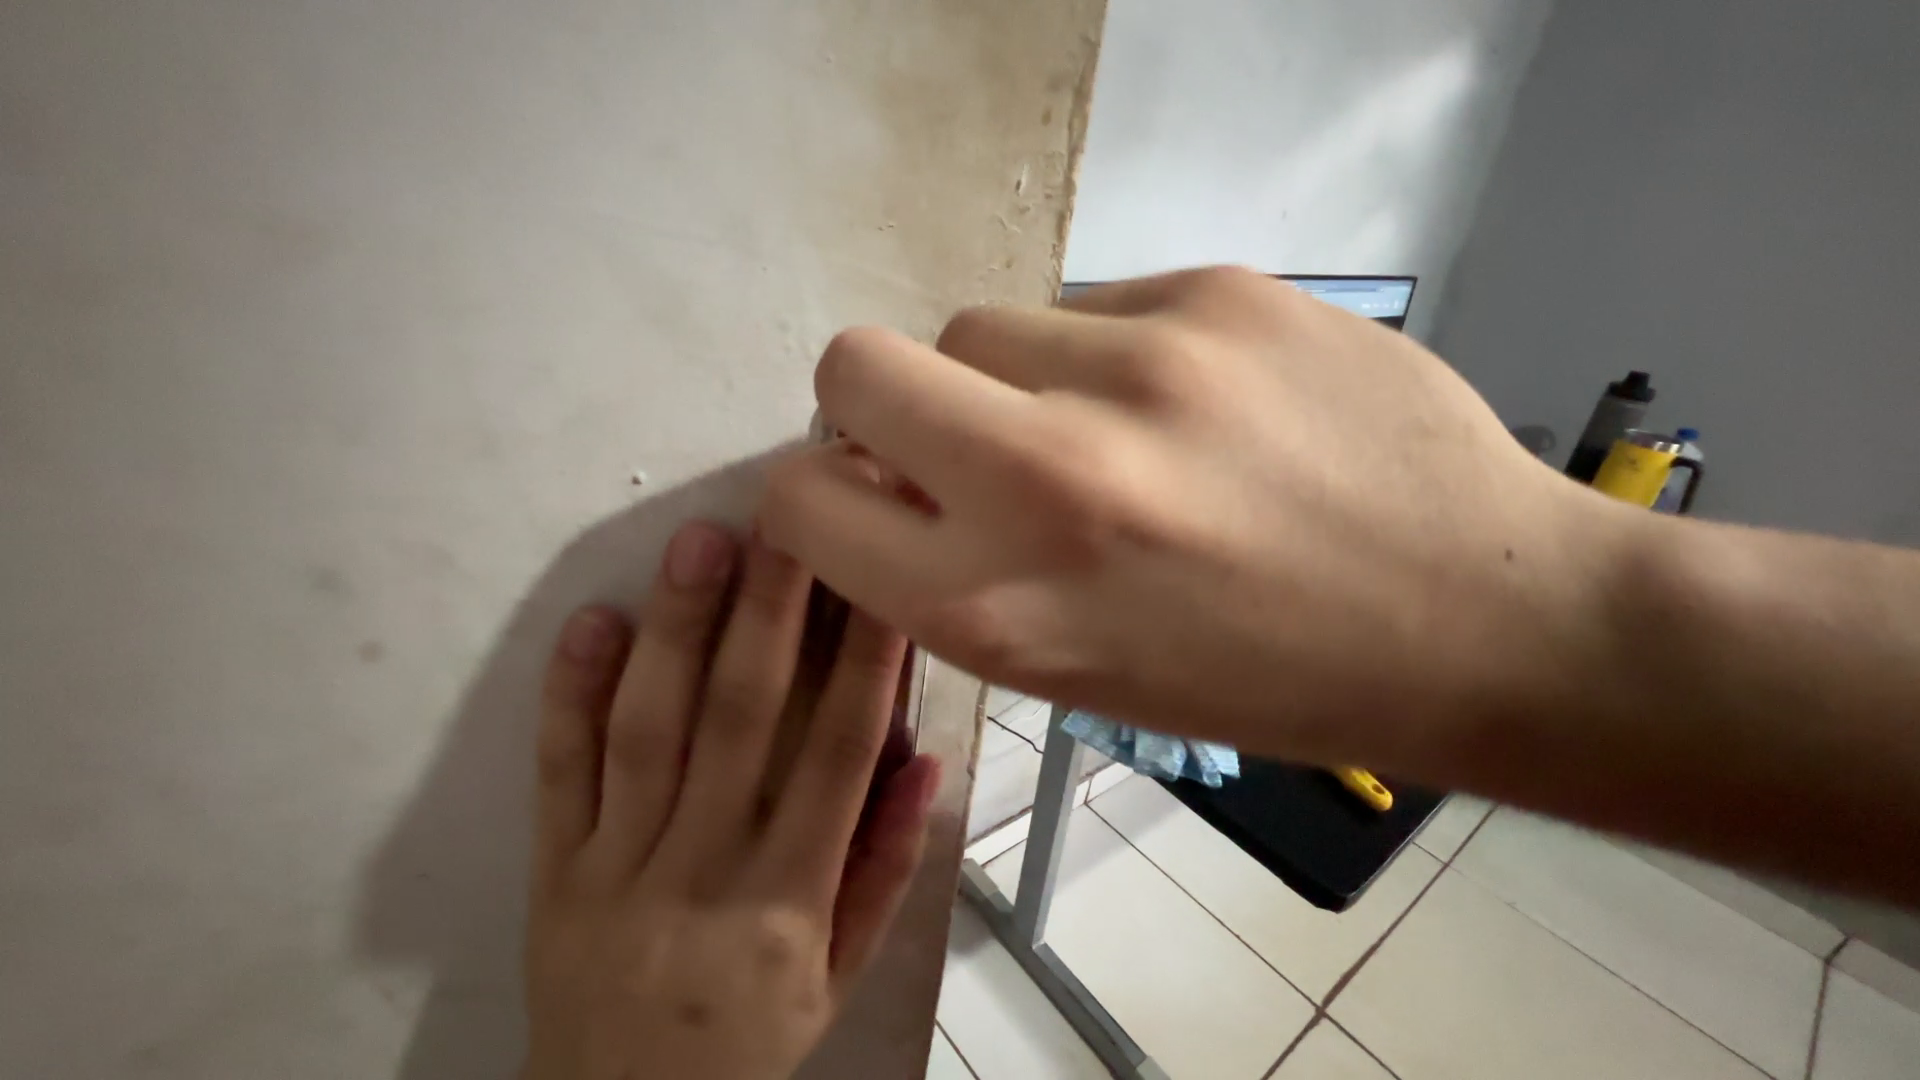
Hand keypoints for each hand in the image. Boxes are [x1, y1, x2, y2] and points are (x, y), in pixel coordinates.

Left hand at [522, 522, 940, 1079]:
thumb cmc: (752, 1045)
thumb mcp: (843, 980)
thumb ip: (885, 870)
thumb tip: (922, 759)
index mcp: (789, 899)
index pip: (837, 752)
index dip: (864, 659)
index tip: (880, 578)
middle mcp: (704, 868)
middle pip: (741, 718)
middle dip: (769, 610)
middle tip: (785, 520)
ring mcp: (617, 867)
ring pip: (650, 729)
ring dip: (676, 630)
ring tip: (699, 544)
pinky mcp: (551, 875)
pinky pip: (559, 777)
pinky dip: (569, 697)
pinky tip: (590, 622)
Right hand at [759, 268, 1623, 769]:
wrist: (1475, 619)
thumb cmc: (1254, 679)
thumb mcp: (1072, 670)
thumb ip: (952, 572)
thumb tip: (879, 479)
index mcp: (996, 607)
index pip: (802, 500)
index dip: (816, 492)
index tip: (863, 493)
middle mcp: (1044, 477)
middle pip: (854, 362)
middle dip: (876, 401)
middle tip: (954, 436)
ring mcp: (1139, 366)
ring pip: (980, 321)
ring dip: (1011, 375)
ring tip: (1108, 427)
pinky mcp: (1220, 292)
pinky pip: (1096, 301)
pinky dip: (1111, 350)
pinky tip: (1195, 403)